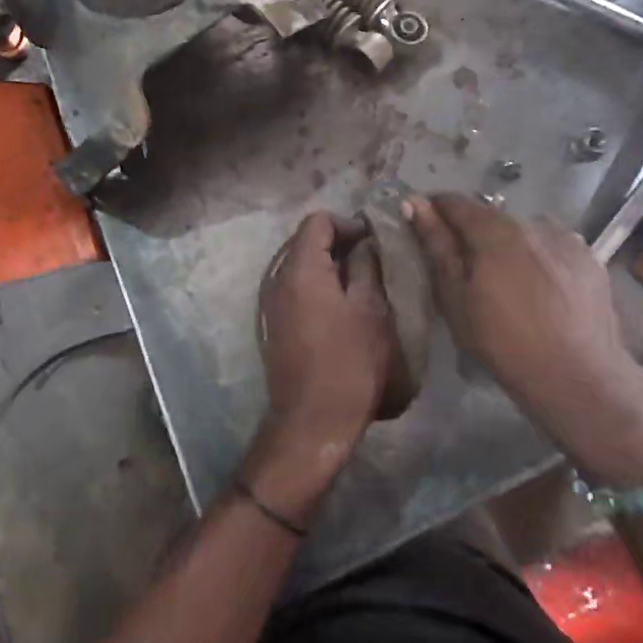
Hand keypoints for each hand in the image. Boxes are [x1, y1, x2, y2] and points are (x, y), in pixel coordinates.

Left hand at [243, 212, 393, 524]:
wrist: (313, 420)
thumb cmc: (349, 362)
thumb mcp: (369, 309)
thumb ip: (366, 266)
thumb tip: (364, 243)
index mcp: (299, 269)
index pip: (317, 222)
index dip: (347, 224)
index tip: (372, 242)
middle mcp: (276, 278)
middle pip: (304, 240)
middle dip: (337, 242)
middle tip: (371, 259)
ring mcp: (269, 302)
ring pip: (298, 263)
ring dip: (327, 264)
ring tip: (359, 282)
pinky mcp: (271, 322)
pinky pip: (292, 286)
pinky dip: (315, 283)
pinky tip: (340, 304)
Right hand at [406, 193, 642, 485]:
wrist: (578, 376)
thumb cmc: (504, 342)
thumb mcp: (456, 299)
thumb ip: (437, 246)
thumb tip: (415, 203)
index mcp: (495, 230)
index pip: (456, 202)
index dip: (435, 210)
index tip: (425, 229)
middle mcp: (533, 222)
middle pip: (492, 218)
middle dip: (474, 235)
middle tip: (467, 271)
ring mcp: (568, 238)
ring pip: (525, 233)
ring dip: (510, 247)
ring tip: (510, 284)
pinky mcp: (590, 259)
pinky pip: (554, 248)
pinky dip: (541, 259)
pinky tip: (542, 291)